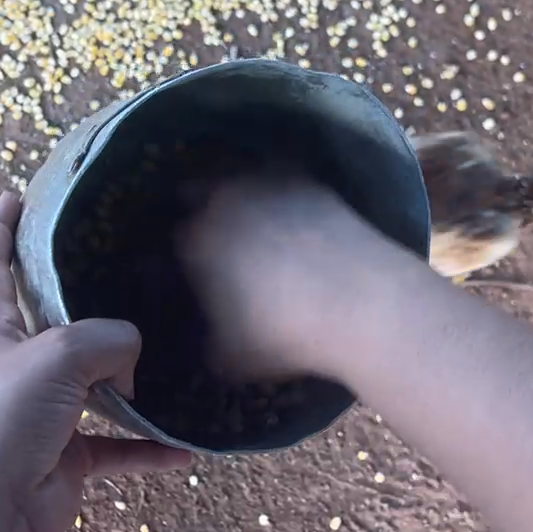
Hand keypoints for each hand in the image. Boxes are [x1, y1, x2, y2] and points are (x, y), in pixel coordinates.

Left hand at [0, 193, 190, 531]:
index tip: (14, 194)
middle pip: (53, 324)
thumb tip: (132, 355)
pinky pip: (114, 446)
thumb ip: (105, 338)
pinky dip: (145, 447)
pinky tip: (182, 447)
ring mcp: (41, 415)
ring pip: (93, 386)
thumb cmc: (6, 420)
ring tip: (171, 363)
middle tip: (127, 278)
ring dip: (128, 383)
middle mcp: (16, 368)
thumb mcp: (57, 355)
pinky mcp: (65, 458)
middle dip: (84, 304)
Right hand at [177, 177, 421, 380]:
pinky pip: (281, 173)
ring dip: (235, 188)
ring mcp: (266, 184)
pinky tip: (289, 205)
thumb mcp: (229, 359)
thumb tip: (202, 337)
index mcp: (193, 241)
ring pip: (237, 174)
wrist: (360, 302)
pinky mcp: (308, 180)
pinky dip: (278, 184)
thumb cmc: (284, 334)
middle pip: (194, 190)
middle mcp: (221, 201)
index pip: (172, 236)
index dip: (179, 249)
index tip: (188, 264)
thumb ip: (204, 344)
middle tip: (211, 231)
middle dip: (196, 205)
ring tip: (248, 211)